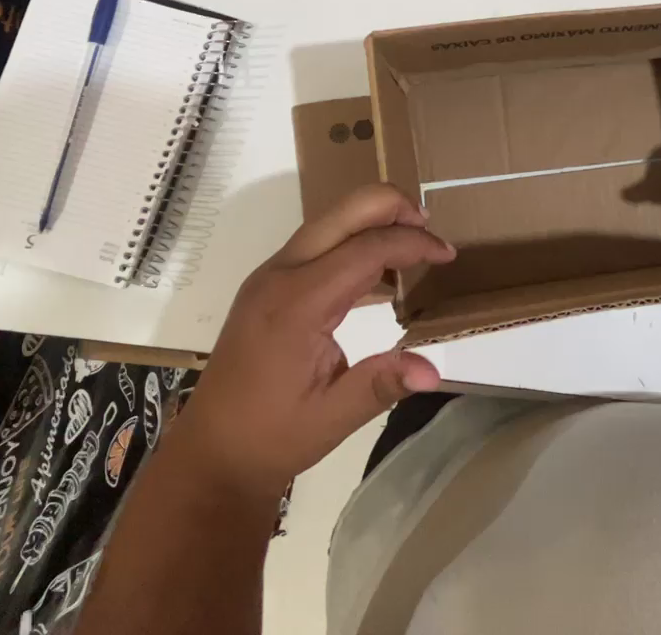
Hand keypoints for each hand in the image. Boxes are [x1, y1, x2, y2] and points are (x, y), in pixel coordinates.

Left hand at [173, 184, 453, 500]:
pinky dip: (356, 242)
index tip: (448, 255)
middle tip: (432, 232)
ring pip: (331, 221)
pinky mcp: (271, 284)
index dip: (413, 244)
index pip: (366, 248)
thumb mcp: (331, 418)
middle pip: (344, 212)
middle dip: (393, 207)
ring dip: (375, 222)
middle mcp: (281, 275)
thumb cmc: (270, 437)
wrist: (212, 452)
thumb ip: (381, 385)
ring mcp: (272, 275)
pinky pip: (320, 244)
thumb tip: (433, 371)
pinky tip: (382, 275)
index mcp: (297, 304)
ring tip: (416, 248)